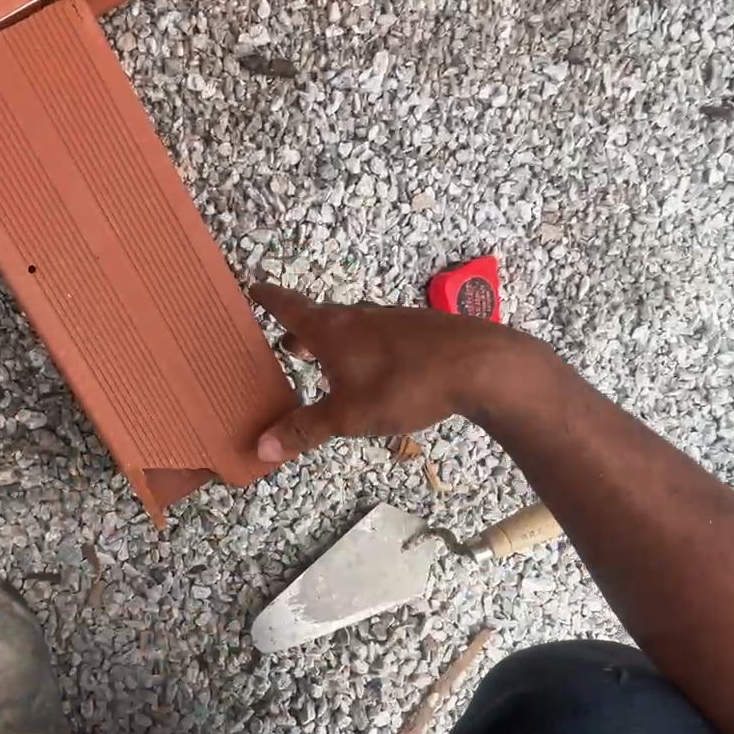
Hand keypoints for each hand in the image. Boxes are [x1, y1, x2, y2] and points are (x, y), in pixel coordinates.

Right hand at [250, 282, 549, 461]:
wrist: (480, 365)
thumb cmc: (404, 384)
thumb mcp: (348, 415)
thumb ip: (305, 429)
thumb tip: (261, 447)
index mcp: (331, 330)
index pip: (289, 307)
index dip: (268, 298)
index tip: (253, 286)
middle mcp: (357, 317)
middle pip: (319, 318)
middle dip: (298, 331)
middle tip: (283, 344)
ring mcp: (389, 322)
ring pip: (349, 328)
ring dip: (330, 342)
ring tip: (322, 362)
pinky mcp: (417, 332)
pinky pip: (375, 337)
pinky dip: (359, 349)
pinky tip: (370, 372)